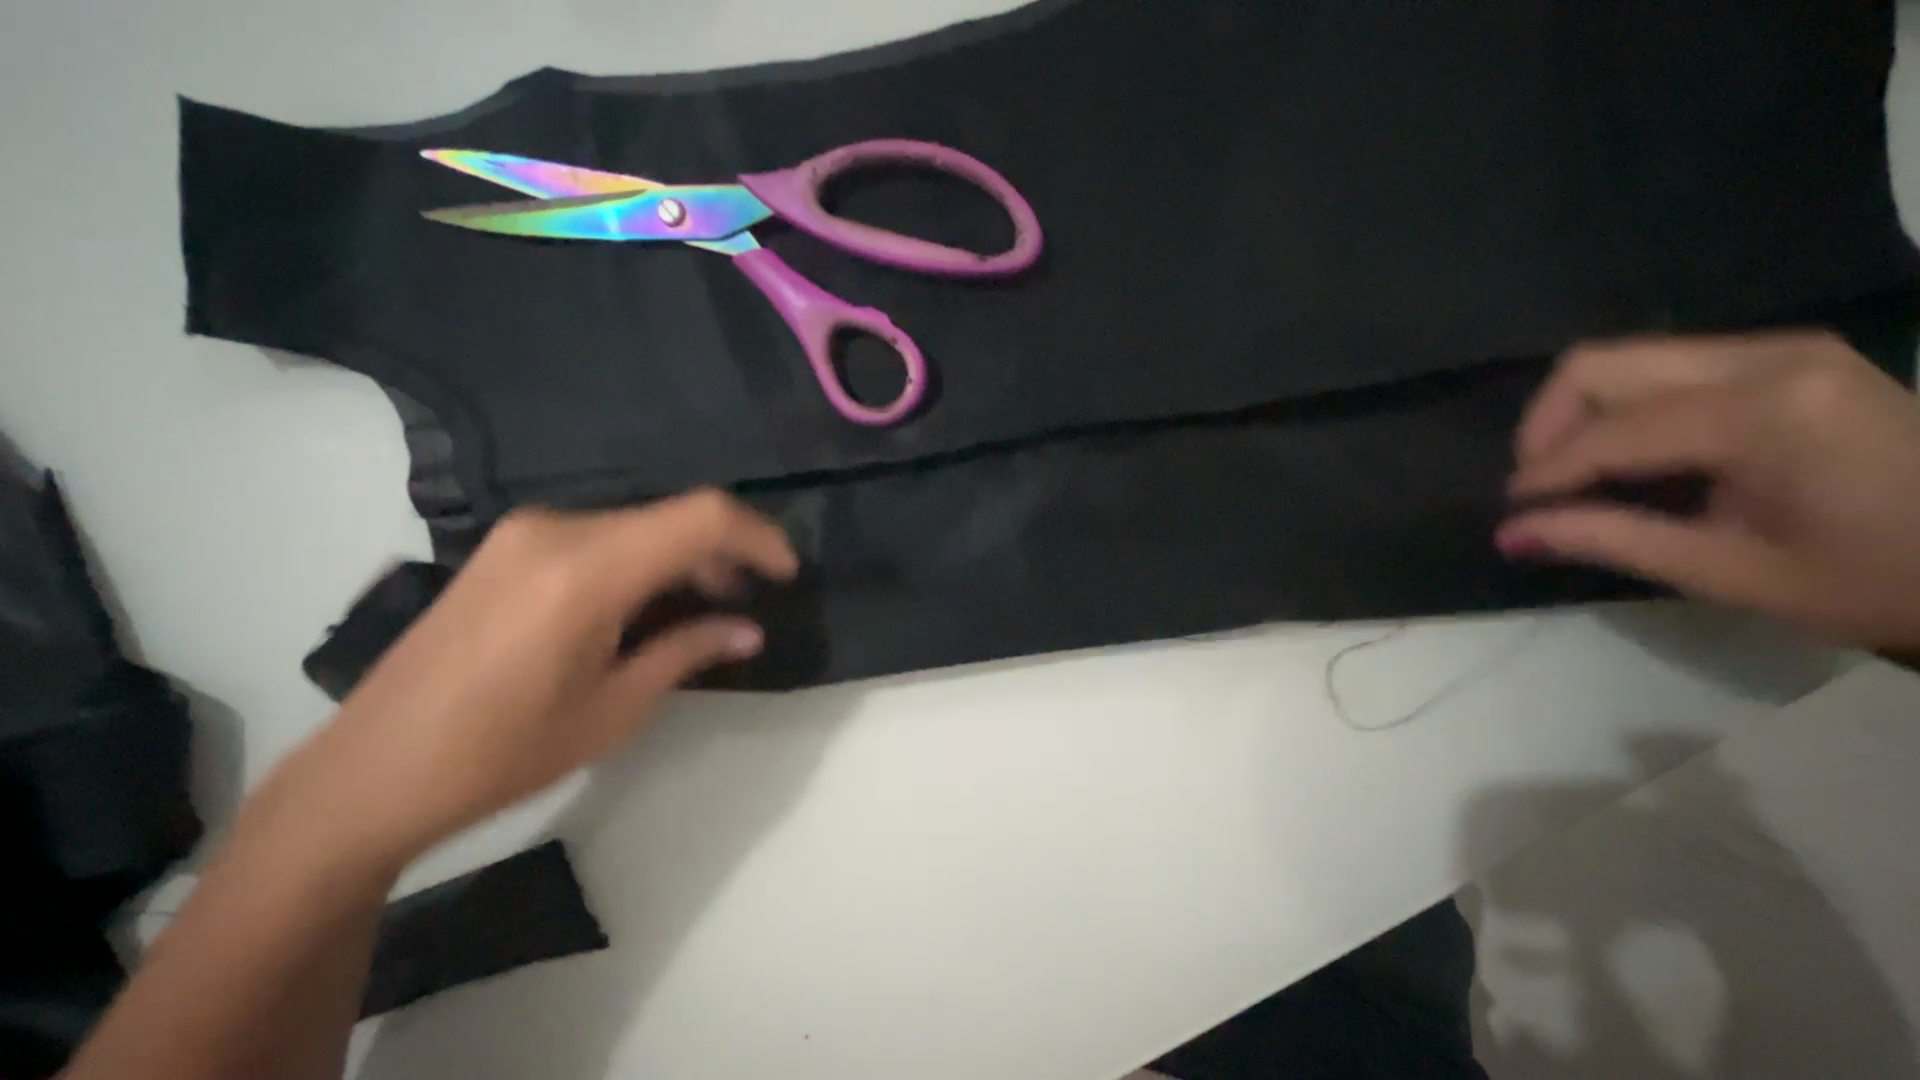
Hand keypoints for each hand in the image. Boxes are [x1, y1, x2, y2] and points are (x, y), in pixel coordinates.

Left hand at [278, 491, 797, 866]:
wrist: (373, 769)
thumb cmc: (501, 753)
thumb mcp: (612, 710)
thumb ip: (686, 653)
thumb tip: (748, 629)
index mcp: (587, 571)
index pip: (701, 519)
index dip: (758, 537)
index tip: (787, 575)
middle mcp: (556, 531)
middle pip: (670, 517)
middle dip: (722, 553)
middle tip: (747, 603)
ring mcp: (523, 535)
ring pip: (635, 525)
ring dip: (680, 557)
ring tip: (702, 609)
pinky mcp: (505, 549)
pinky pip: (597, 537)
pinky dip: (638, 561)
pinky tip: (644, 606)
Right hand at [1499, 331, 1919, 651]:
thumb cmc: (1875, 582)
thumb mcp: (1730, 571)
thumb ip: (1611, 539)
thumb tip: (1510, 534)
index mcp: (1765, 414)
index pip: (1612, 432)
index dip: (1545, 474)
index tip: (1510, 514)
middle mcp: (1769, 358)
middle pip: (1603, 365)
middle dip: (1548, 426)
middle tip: (1536, 487)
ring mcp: (1783, 349)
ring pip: (1629, 360)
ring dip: (1581, 414)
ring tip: (1572, 474)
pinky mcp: (1789, 357)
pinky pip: (1669, 367)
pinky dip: (1626, 408)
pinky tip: (1626, 454)